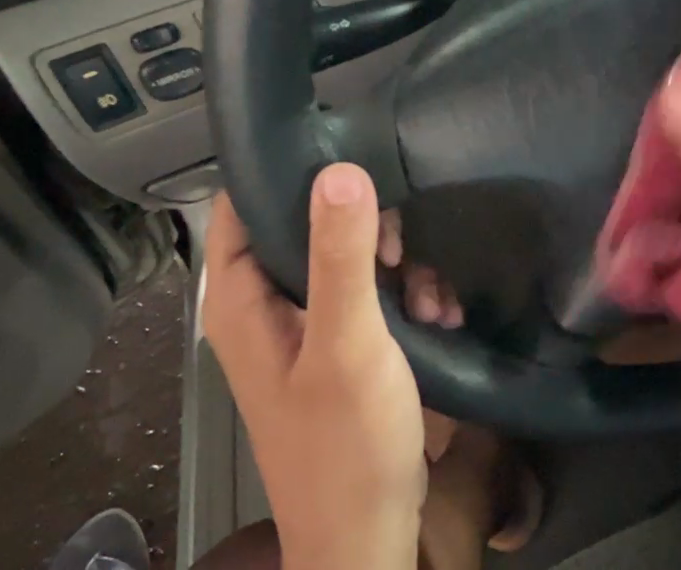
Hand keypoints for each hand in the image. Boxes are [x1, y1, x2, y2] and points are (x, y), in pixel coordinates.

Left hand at [203, 164, 424, 568]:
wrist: (368, 532)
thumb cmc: (345, 442)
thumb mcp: (347, 343)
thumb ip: (341, 256)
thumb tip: (338, 168)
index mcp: (242, 301)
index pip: (243, 205)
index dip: (287, 171)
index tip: (347, 149)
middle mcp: (267, 307)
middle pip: (308, 225)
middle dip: (364, 225)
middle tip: (401, 244)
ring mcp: (307, 328)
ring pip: (350, 258)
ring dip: (397, 266)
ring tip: (430, 298)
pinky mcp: (344, 346)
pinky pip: (373, 294)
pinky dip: (406, 298)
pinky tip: (438, 317)